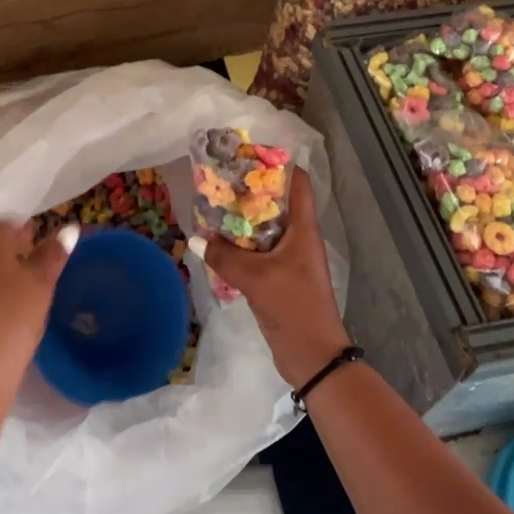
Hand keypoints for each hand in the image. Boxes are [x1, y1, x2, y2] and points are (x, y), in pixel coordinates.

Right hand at [196, 169, 350, 387]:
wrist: (314, 357)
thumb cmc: (293, 307)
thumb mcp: (256, 279)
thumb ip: (225, 257)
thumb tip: (198, 238)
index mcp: (303, 228)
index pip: (298, 182)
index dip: (277, 164)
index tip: (247, 155)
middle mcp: (299, 237)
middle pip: (277, 202)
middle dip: (249, 191)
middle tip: (219, 181)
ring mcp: (291, 259)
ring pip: (265, 228)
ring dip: (242, 221)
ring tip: (212, 209)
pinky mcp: (281, 278)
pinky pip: (260, 252)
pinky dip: (241, 246)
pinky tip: (218, 246)